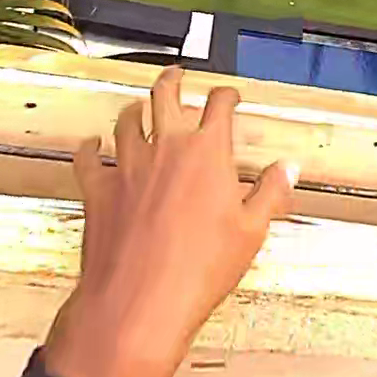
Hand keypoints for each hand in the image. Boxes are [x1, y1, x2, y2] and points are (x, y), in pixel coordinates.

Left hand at [44, 66, 297, 376]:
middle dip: (173, 79)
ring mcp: (128, 164)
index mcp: (206, 150)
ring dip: (135, 109)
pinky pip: (88, 158)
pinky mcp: (99, 189)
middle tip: (175, 74)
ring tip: (140, 106)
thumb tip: (287, 167)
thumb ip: (270, 192)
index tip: (229, 95)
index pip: (219, 105)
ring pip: (127, 119)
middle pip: (165, 94)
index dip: (226, 94)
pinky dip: (89, 149)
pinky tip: (90, 144)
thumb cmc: (201, 268)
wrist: (140, 303)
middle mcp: (166, 146)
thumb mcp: (251, 231)